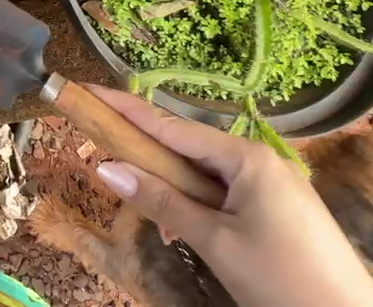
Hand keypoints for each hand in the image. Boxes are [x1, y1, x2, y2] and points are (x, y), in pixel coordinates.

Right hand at [85, 87, 372, 306]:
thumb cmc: (284, 283)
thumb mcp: (215, 241)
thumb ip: (160, 201)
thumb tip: (105, 168)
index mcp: (246, 157)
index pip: (170, 125)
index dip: (124, 108)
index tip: (87, 89)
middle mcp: (261, 159)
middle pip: (187, 145)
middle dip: (145, 148)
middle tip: (101, 144)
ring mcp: (275, 185)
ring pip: (205, 172)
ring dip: (171, 182)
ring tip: (140, 195)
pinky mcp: (283, 210)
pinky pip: (226, 191)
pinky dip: (197, 201)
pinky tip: (183, 223)